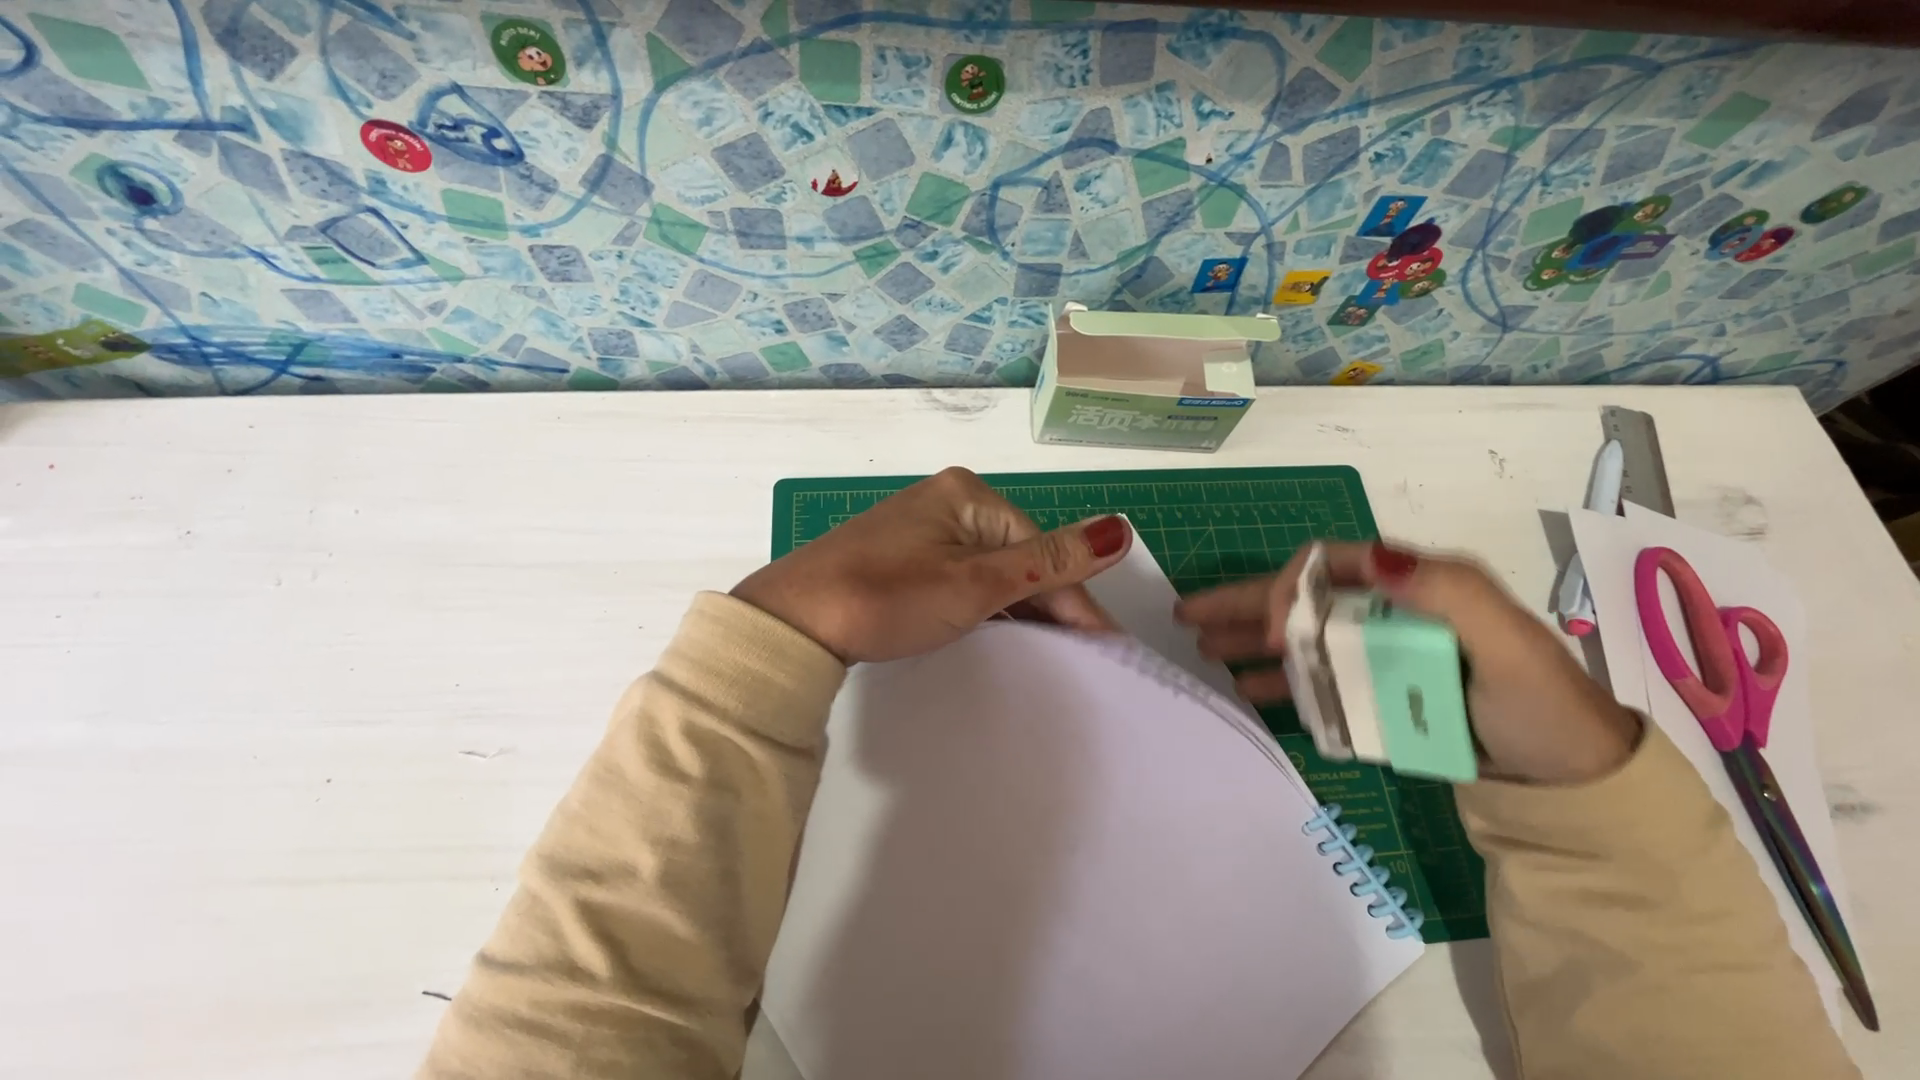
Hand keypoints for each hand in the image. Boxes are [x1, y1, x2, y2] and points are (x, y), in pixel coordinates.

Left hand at [732, 467, 1132, 663]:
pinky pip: (962, 578)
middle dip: (1048, 603)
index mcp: (968, 495)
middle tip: (1080, 657)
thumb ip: (1049, 562)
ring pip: (991, 570)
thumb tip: (1121, 529)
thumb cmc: (887, 598)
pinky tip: (998, 636)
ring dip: (1017, 608)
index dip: (1073, 598)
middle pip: (1018, 554)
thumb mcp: (975, 586)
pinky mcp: (903, 557)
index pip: (1041, 546)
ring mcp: (922, 529)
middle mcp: (947, 502)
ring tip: (1048, 654)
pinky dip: (983, 607)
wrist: (794, 622)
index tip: (1105, 647)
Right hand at [1175, 542, 1640, 784]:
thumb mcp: (1507, 644)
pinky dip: (1278, 680)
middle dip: (1243, 603)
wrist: (1570, 780)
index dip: (1289, 586)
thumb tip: (1370, 557)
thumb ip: (1446, 593)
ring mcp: (1379, 653)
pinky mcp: (1377, 693)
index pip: (1330, 566)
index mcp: (1414, 584)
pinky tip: (1244, 688)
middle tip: (1189, 615)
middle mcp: (1388, 610)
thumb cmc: (1538, 704)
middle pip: (1302, 598)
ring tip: (1202, 649)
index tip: (1270, 629)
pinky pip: (1316, 678)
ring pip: (1301, 636)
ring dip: (1249, 638)